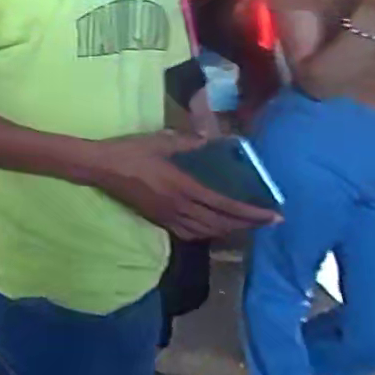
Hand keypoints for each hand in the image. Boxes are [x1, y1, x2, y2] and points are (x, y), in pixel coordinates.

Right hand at [85, 132, 278, 240]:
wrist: (101, 167)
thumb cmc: (129, 151)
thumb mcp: (159, 140)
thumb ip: (187, 142)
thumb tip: (211, 140)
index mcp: (183, 187)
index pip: (226, 205)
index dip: (251, 212)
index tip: (274, 214)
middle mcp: (180, 206)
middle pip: (221, 223)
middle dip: (247, 224)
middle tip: (267, 221)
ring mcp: (168, 216)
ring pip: (207, 232)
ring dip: (229, 231)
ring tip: (244, 225)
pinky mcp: (157, 219)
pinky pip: (189, 233)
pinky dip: (206, 234)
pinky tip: (210, 228)